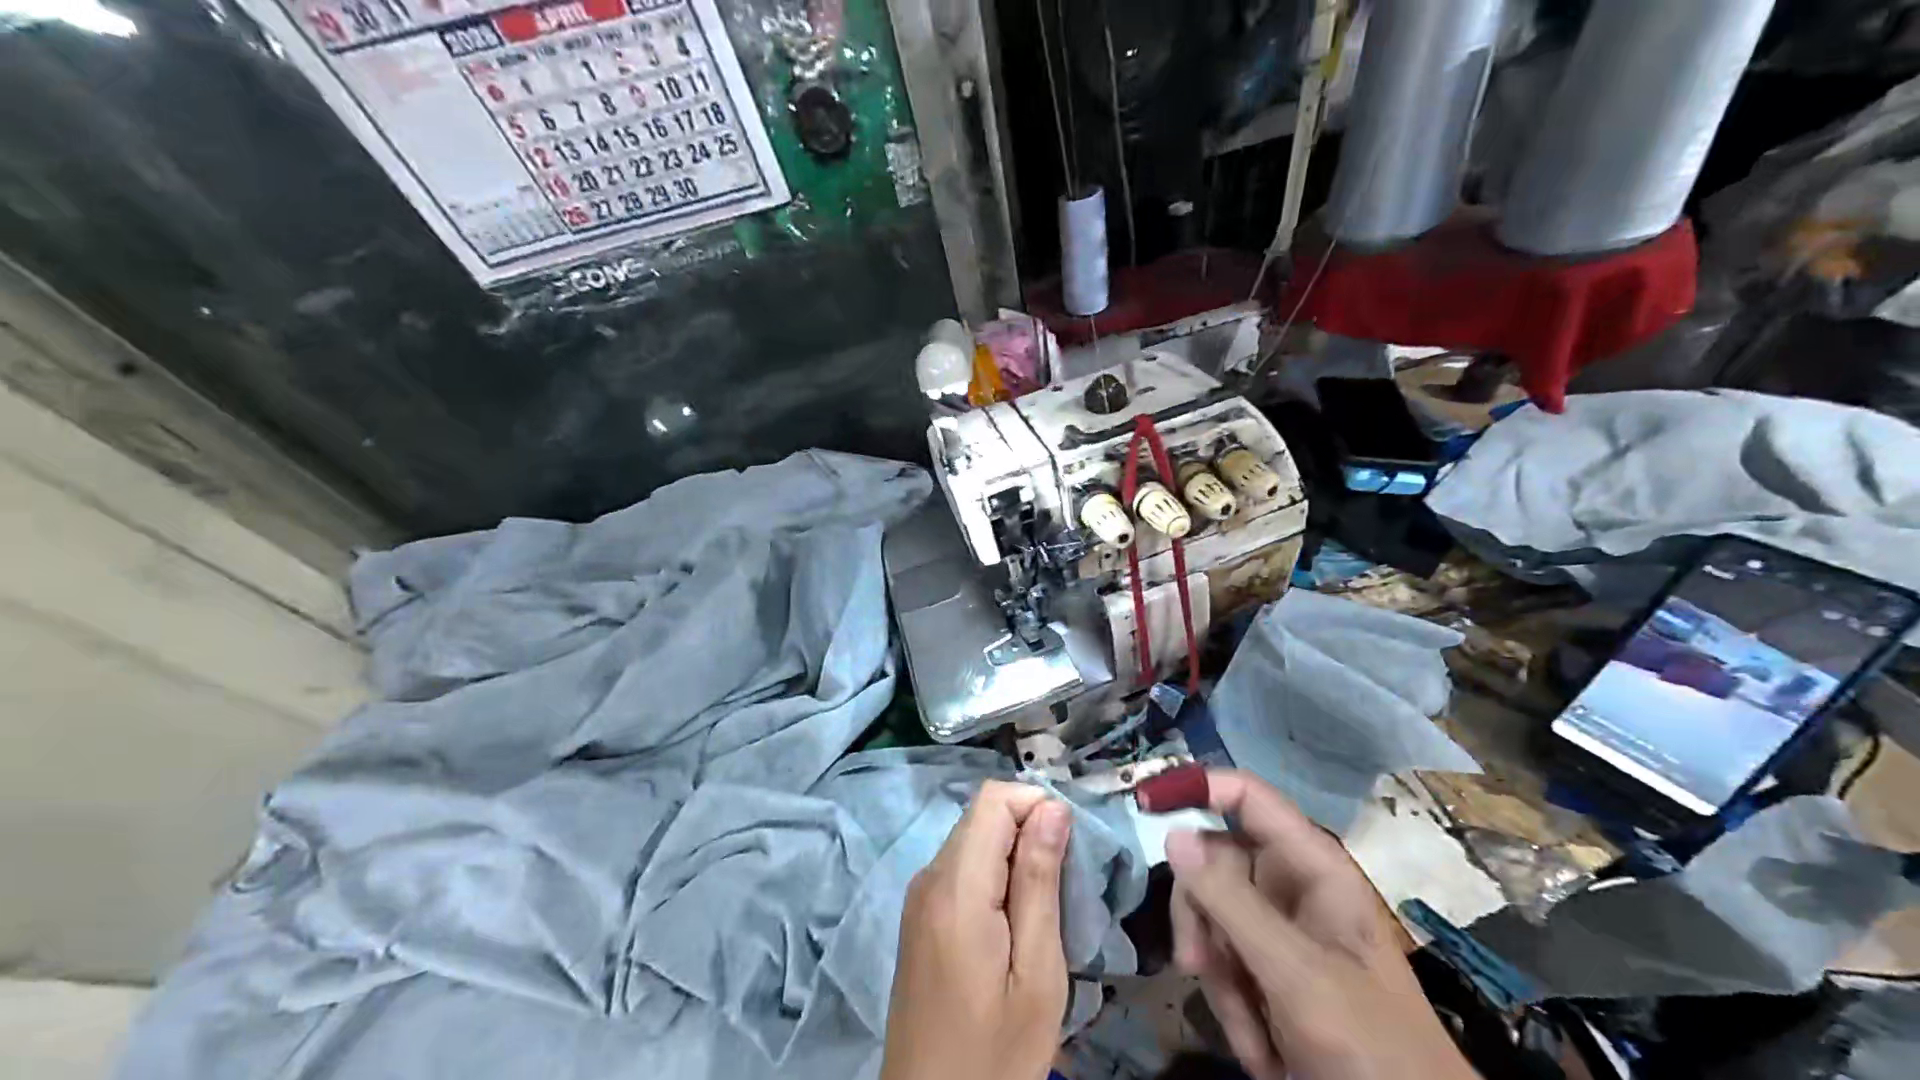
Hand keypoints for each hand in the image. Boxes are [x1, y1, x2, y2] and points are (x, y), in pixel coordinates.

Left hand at [881, 780, 1072, 1079]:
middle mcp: (929, 877)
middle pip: (982, 815)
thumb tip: (1052, 808)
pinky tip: (1016, 917)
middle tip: (1064, 881)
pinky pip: (961, 866)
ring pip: (973, 837)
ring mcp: (919, 895)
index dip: (1036, 804)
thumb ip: (1040, 882)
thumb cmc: (995, 1052)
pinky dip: (994, 871)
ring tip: (1045, 904)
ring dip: (1014, 851)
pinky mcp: (920, 914)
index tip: (1070, 845)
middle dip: (1028, 828)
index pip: (993, 800)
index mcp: (956, 887)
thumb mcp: (1036, 973)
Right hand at [1165, 770, 1477, 1079]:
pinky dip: (1230, 1002)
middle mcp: (1290, 886)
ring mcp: (1277, 929)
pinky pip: (1220, 958)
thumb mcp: (1297, 974)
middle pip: (1212, 862)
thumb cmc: (1372, 1046)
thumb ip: (1231, 901)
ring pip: (1209, 915)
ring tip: (1251, 1028)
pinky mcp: (1266, 969)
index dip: (1196, 788)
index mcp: (1312, 866)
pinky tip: (1262, 1046)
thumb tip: (1172, 834)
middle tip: (1197, 964)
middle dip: (1202, 918)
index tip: (1143, 803)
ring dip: (1217, 972)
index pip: (1245, 796)